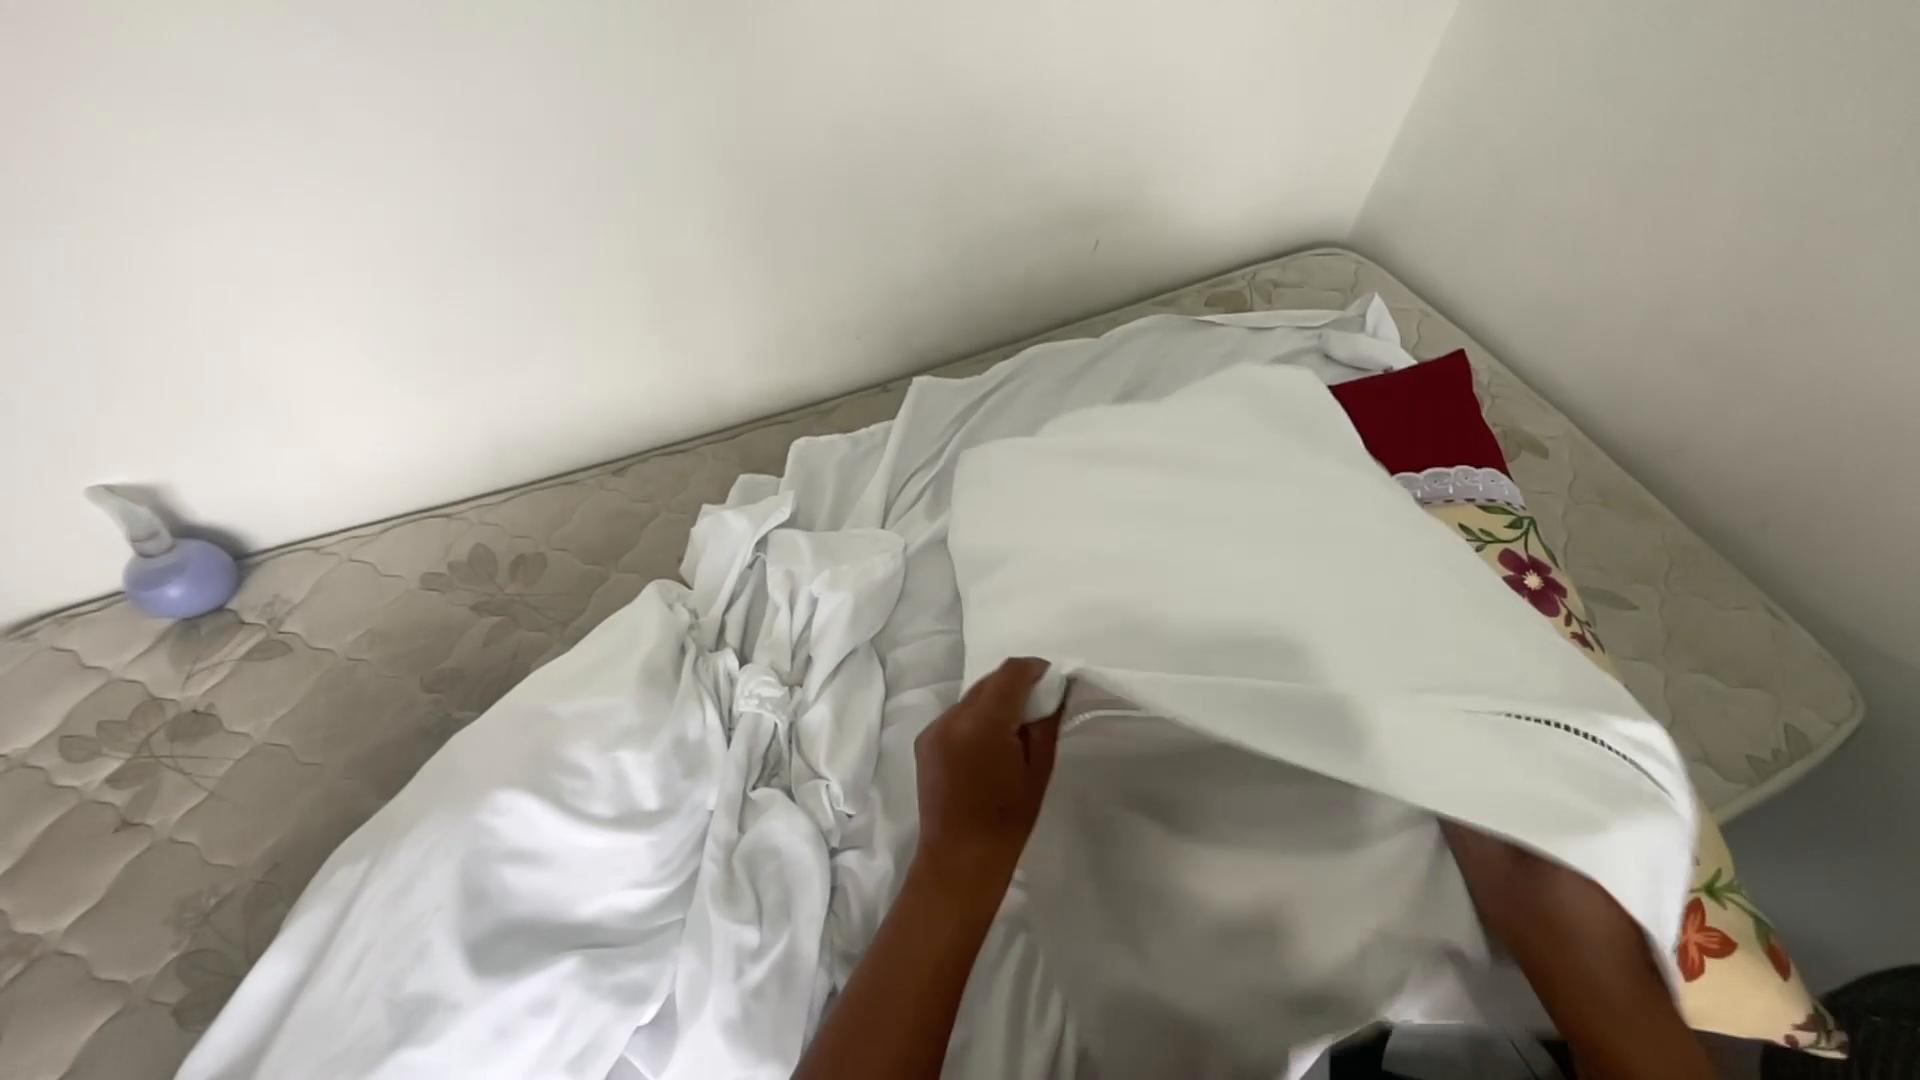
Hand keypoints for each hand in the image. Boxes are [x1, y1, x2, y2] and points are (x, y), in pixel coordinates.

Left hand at [912, 657, 1063, 887]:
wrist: (960, 859)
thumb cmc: (1008, 819)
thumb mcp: (1039, 768)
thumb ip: (1045, 721)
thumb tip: (1054, 690)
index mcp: (982, 723)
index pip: (1011, 672)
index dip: (1035, 669)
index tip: (1053, 681)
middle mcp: (952, 717)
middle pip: (989, 681)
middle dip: (1016, 685)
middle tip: (1039, 706)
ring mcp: (933, 728)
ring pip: (972, 697)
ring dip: (995, 702)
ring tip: (1013, 730)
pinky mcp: (924, 741)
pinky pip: (956, 715)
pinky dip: (976, 718)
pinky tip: (988, 745)